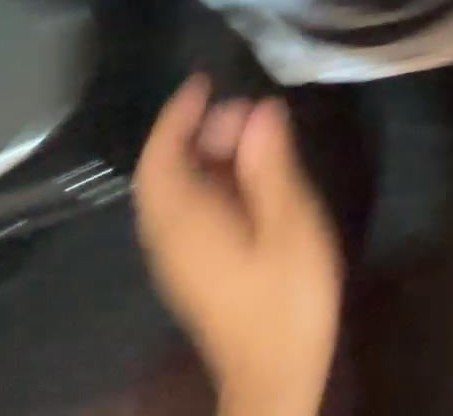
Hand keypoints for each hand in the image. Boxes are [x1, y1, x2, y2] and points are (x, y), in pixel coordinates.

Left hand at [134, 76, 341, 415]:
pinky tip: (253, 175)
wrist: (277, 370)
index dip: (176, 116)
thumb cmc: (287, 294)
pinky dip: (215, 178)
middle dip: (201, 130)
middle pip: (169, 172)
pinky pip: (193, 207)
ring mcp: (182, 254)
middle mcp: (171, 235)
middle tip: (250, 107)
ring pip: (180, 190)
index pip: (162, 159)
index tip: (204, 81)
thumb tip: (258, 111)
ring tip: (257, 131)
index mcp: (186, 222)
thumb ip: (270, 166)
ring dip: (210, 153)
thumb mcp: (290, 222)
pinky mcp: (199, 265)